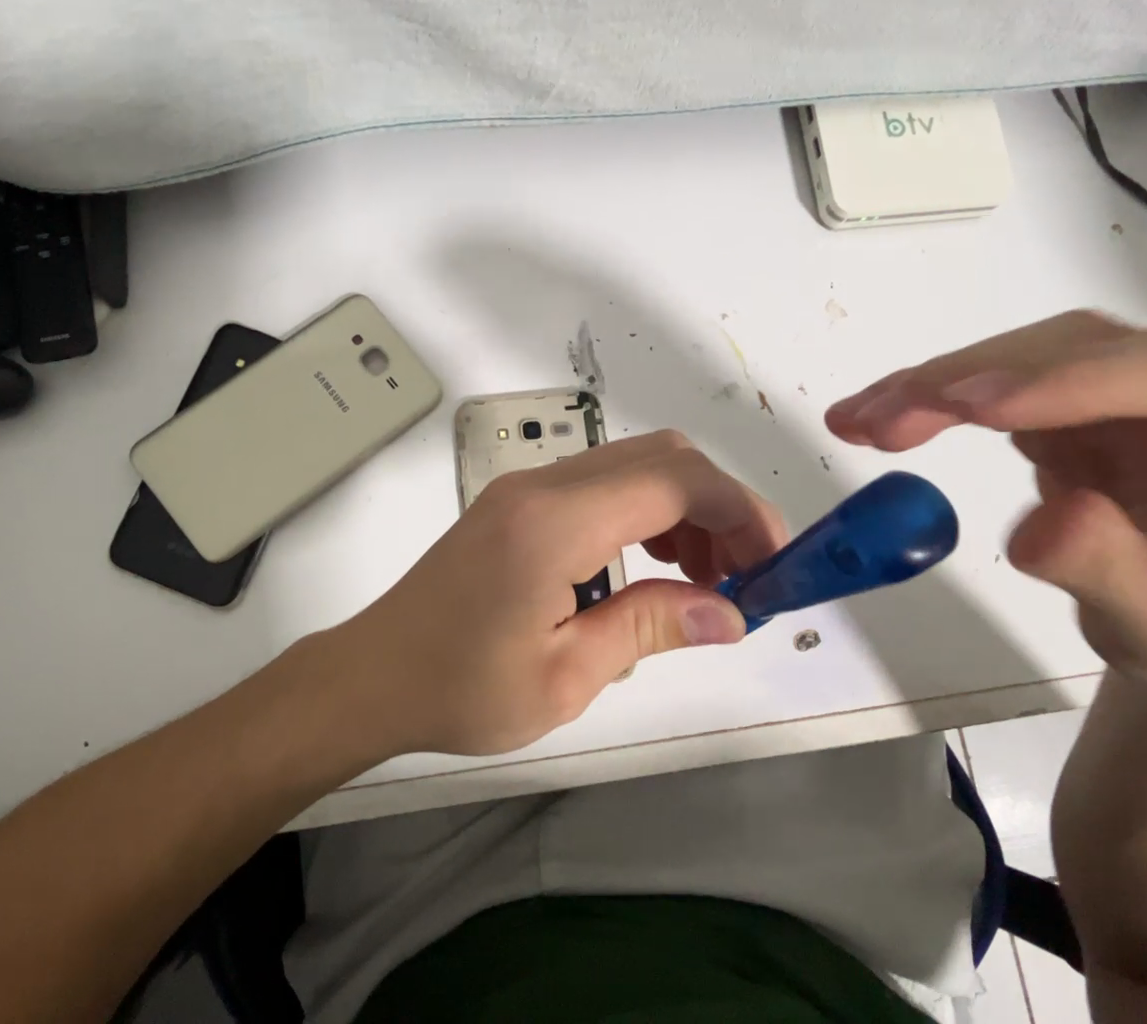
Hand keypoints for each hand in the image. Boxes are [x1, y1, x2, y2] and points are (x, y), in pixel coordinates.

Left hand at [324, 430, 786, 756]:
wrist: (374, 676)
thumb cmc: (461, 689)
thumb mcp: (567, 674)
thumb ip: (650, 627)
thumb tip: (729, 612)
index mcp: (555, 524)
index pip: (677, 481)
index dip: (740, 512)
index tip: (773, 563)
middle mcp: (540, 486)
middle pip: (660, 457)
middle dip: (718, 507)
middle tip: (739, 577)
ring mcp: (522, 490)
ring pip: (630, 464)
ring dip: (682, 507)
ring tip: (698, 579)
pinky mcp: (512, 505)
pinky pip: (597, 484)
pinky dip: (642, 510)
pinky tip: (645, 567)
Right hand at [826, 311, 1146, 718]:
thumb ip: (1121, 576)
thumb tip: (1042, 524)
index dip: (1090, 378)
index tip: (978, 408)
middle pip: (1093, 349)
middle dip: (981, 377)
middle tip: (884, 421)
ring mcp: (1136, 403)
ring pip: (1034, 357)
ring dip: (940, 383)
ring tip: (858, 420)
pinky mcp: (1079, 416)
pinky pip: (999, 389)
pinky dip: (932, 401)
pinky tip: (878, 420)